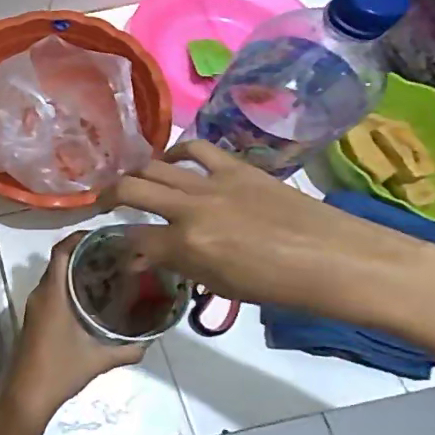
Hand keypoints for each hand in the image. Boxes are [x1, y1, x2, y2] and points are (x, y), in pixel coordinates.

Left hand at [1, 232, 146, 424]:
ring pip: (56, 275)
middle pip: (60, 260)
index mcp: (53, 295)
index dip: (80, 237)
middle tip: (115, 252)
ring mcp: (36, 307)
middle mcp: (41, 295)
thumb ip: (128, 349)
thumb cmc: (59, 372)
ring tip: (109, 269)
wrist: (26, 397)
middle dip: (85, 251)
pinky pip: (53, 290)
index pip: (61, 251)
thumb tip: (151, 340)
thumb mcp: (99, 360)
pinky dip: (71, 284)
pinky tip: (93, 296)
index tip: (105, 235)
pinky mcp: (36, 319)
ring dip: (77, 268)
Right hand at [110, 140, 434, 318]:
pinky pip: (195, 149)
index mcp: (188, 247)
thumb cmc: (278, 286)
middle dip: (108, 196)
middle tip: (103, 204)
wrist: (331, 258)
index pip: (134, 240)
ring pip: (156, 166)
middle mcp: (191, 209)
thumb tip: (156, 254)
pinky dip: (176, 153)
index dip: (117, 245)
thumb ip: (183, 265)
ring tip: (132, 181)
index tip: (113, 248)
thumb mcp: (221, 286)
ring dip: (137, 173)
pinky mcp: (236, 166)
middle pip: (132, 190)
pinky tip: (172, 161)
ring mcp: (213, 182)